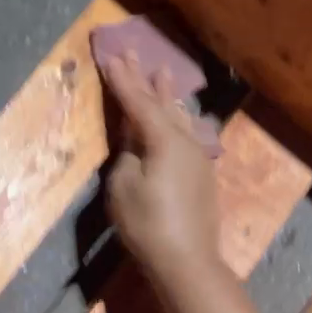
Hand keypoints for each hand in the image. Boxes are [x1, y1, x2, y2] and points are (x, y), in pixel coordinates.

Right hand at [103, 53, 223, 283]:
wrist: (186, 259)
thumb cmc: (147, 223)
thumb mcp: (122, 187)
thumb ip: (126, 156)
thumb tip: (134, 143)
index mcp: (163, 139)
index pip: (137, 103)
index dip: (122, 80)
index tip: (111, 56)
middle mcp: (185, 141)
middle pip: (161, 104)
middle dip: (144, 80)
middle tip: (133, 53)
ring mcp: (197, 157)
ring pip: (180, 117)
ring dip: (168, 96)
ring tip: (163, 74)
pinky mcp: (200, 175)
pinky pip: (187, 133)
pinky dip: (176, 117)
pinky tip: (179, 117)